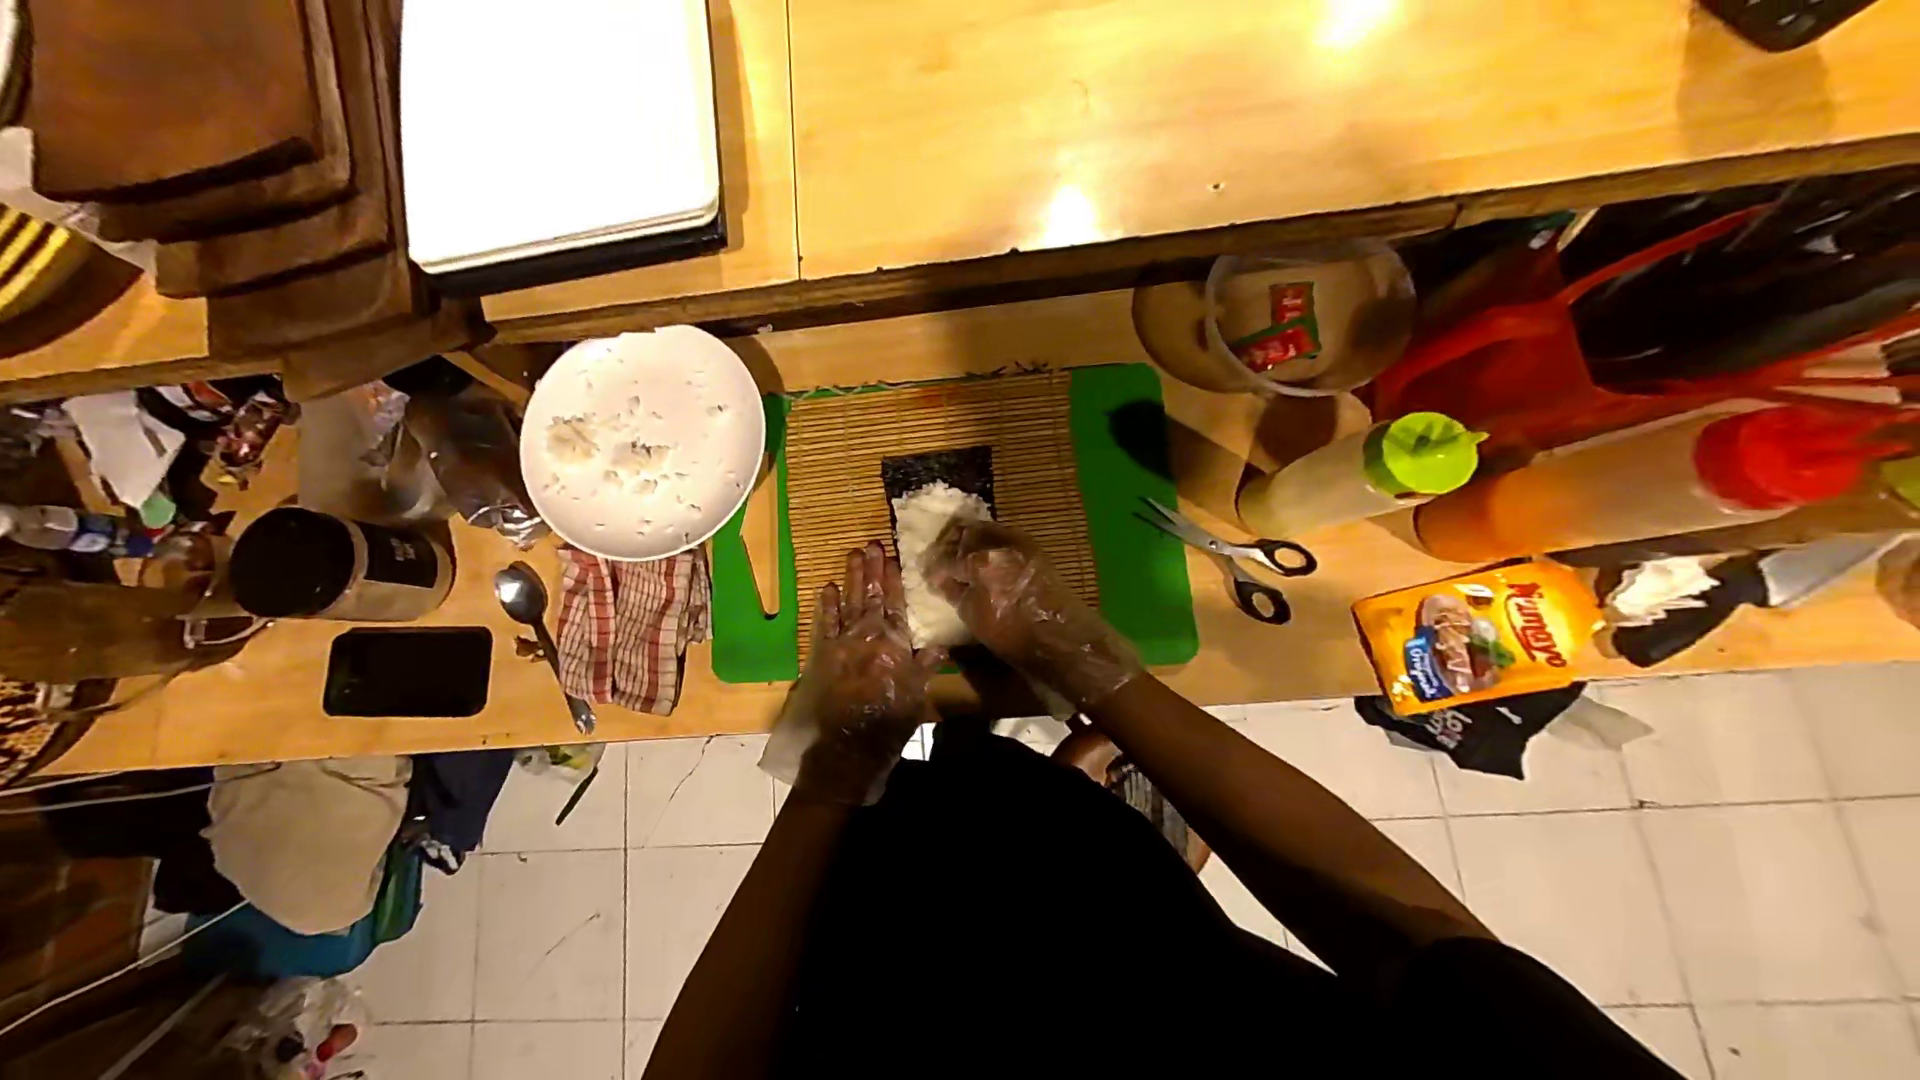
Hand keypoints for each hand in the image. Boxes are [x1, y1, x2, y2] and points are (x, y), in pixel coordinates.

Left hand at [763, 543, 945, 804]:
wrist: (847, 747)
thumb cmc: (889, 722)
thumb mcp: (916, 694)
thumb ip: (924, 666)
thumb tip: (938, 644)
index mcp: (892, 644)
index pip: (895, 604)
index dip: (893, 579)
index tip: (894, 556)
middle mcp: (866, 637)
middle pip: (870, 597)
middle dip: (871, 570)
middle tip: (872, 544)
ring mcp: (842, 644)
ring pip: (847, 603)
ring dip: (850, 579)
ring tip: (853, 554)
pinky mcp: (823, 655)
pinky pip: (824, 624)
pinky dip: (825, 605)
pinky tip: (826, 587)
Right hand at [928, 521, 1140, 707]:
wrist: (1059, 637)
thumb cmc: (1012, 634)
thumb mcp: (973, 616)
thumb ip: (955, 591)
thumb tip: (942, 579)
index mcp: (981, 562)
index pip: (947, 558)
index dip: (935, 569)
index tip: (931, 578)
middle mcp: (1000, 543)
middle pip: (965, 531)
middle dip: (950, 545)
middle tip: (943, 561)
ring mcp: (1019, 541)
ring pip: (985, 529)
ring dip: (970, 540)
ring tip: (963, 559)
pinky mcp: (1033, 546)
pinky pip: (1004, 535)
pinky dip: (990, 542)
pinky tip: (985, 559)